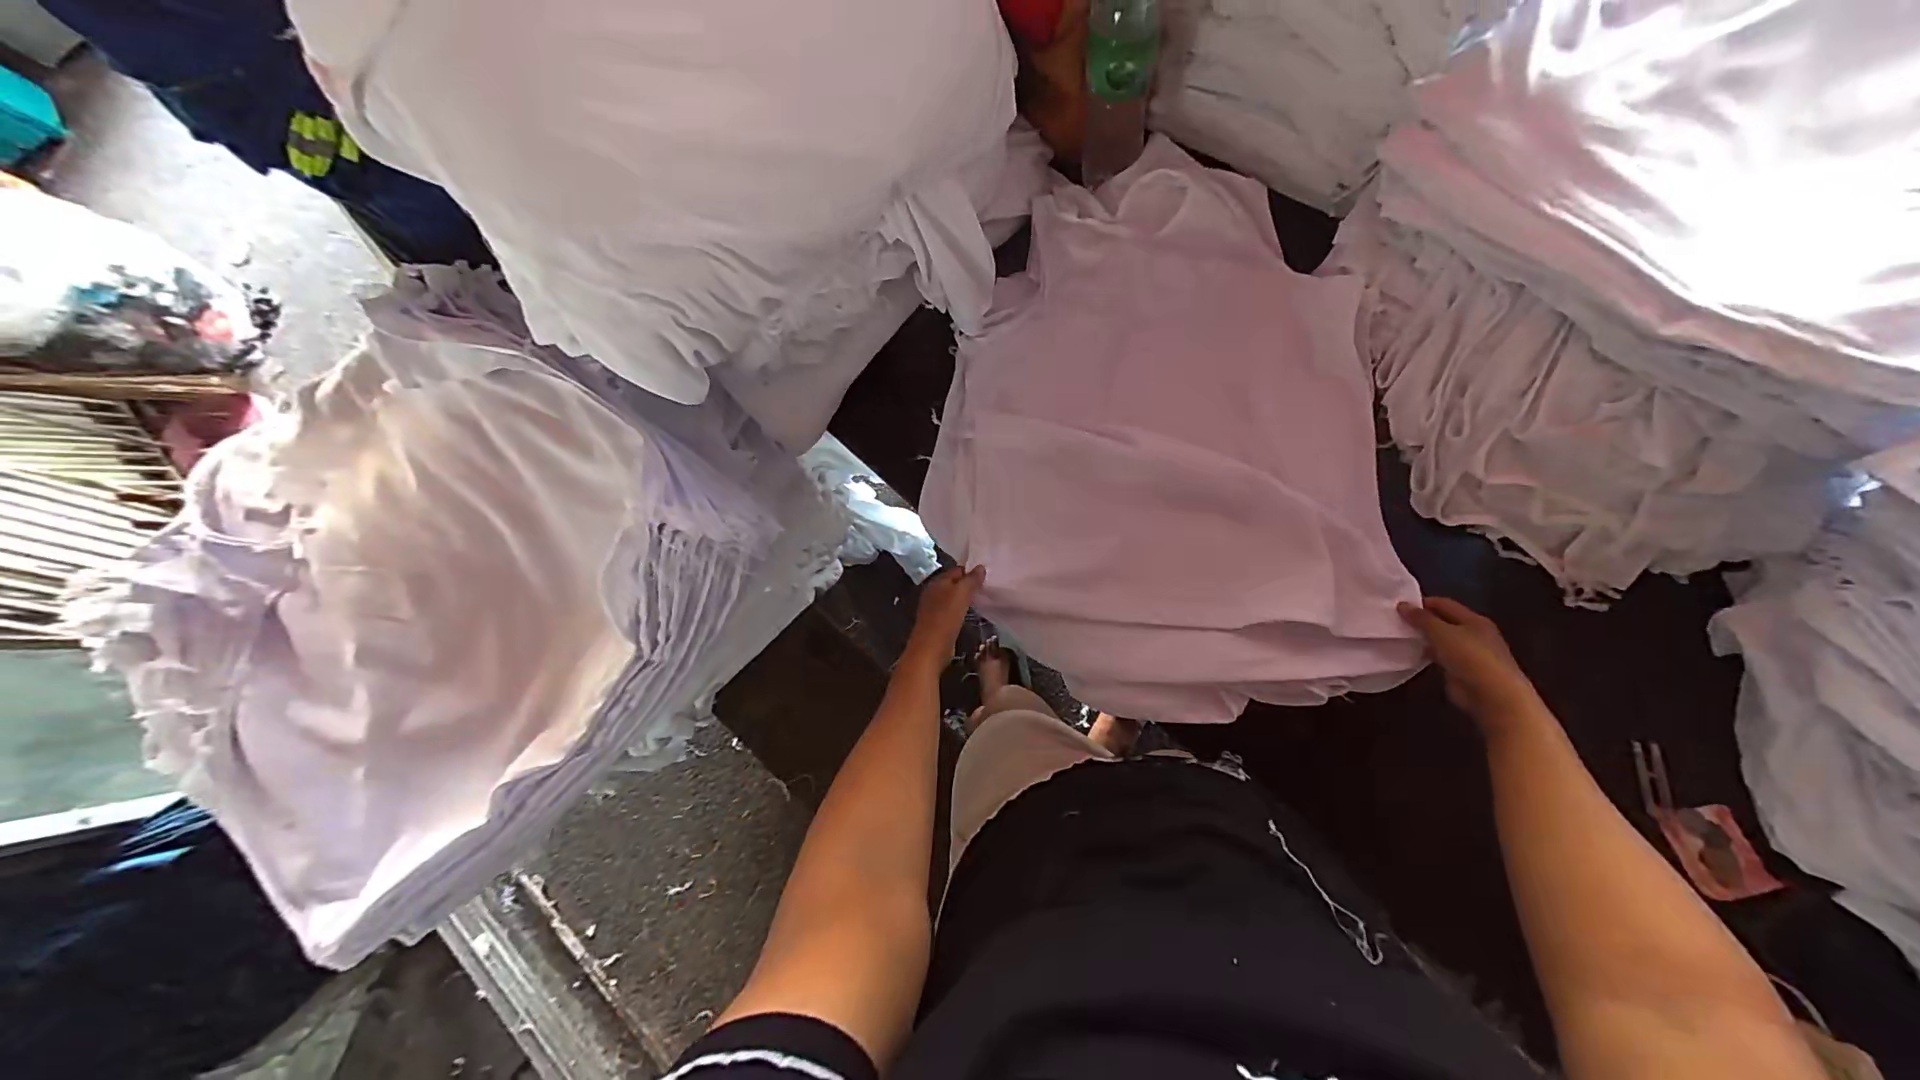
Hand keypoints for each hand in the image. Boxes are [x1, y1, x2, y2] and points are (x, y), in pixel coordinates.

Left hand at [904, 565, 984, 665]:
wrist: (931, 647)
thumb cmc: (946, 617)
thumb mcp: (961, 594)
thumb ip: (971, 580)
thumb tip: (981, 567)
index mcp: (937, 582)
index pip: (957, 570)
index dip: (971, 571)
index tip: (987, 575)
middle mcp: (933, 592)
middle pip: (954, 584)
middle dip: (969, 585)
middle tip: (987, 587)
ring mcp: (934, 608)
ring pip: (953, 598)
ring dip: (966, 598)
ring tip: (982, 599)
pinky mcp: (937, 622)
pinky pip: (952, 611)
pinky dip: (961, 610)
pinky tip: (971, 614)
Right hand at [1397, 597, 1542, 730]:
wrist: (1493, 695)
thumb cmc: (1470, 657)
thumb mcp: (1441, 632)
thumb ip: (1421, 618)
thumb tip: (1402, 605)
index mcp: (1474, 620)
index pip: (1444, 604)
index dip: (1422, 602)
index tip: (1398, 605)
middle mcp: (1474, 634)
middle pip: (1443, 621)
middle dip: (1421, 620)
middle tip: (1395, 620)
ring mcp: (1469, 653)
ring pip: (1440, 640)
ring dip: (1423, 638)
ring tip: (1398, 636)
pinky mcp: (1461, 670)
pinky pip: (1440, 656)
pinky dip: (1427, 654)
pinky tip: (1411, 654)